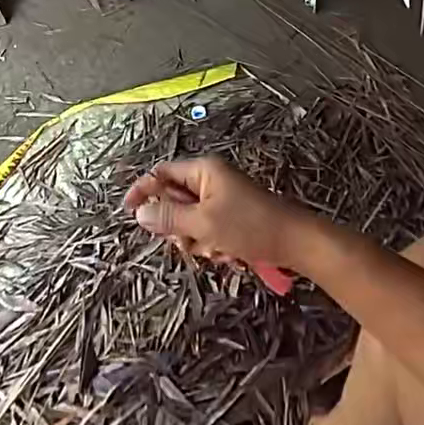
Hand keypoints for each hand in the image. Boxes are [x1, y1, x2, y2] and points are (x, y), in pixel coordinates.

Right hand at [123, 156, 318, 269]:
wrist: (295, 241)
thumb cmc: (249, 226)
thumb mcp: (203, 223)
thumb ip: (169, 218)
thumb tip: (139, 213)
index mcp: (203, 171)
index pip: (162, 173)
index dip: (143, 190)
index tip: (128, 211)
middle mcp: (210, 180)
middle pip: (174, 200)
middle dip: (178, 226)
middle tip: (189, 240)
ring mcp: (221, 199)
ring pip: (189, 221)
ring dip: (196, 240)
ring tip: (216, 248)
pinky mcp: (231, 217)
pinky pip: (207, 230)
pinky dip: (212, 244)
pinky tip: (228, 253)